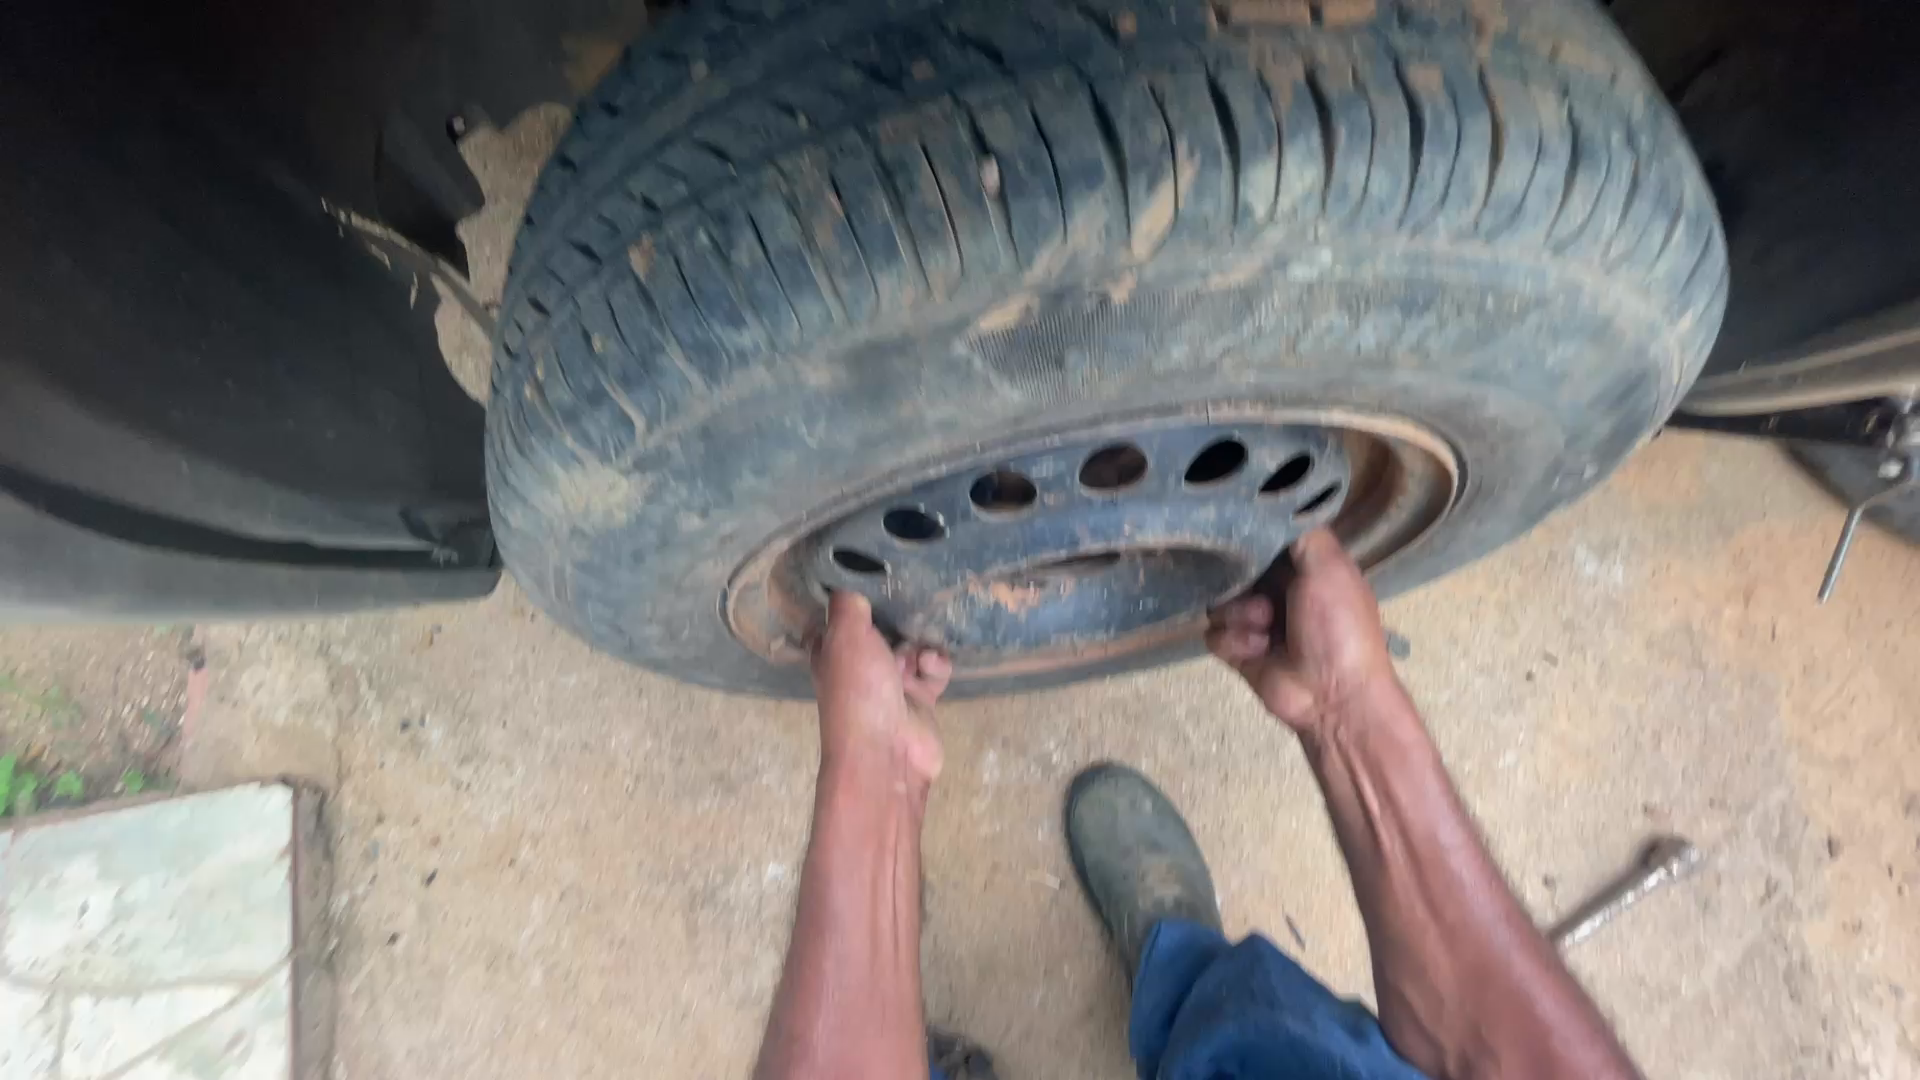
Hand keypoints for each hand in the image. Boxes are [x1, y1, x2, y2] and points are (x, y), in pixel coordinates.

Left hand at [811, 591, 951, 786]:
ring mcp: (891, 681)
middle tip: (915, 595)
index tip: (875, 570)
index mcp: (833, 648)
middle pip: (883, 624)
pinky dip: (936, 664)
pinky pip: (934, 668)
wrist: (887, 753)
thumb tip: (847, 575)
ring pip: (913, 643)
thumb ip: (848, 602)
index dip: (856, 594)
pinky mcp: (920, 696)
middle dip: (900, 613)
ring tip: (921, 645)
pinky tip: (931, 667)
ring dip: (921, 640)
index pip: (842, 612)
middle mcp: (860, 663)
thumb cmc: (858, 690)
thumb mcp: (845, 635)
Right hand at [1207, 528, 1398, 736]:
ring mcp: (1254, 621)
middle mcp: (1276, 591)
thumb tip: (1275, 504)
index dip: (1250, 537)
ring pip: (1218, 601)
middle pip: (1232, 569)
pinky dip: (1233, 641)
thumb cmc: (1338, 627)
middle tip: (1257, 594)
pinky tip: (1256, 650)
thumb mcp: (1330, 567)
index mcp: (1303, 569)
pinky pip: (1212, 633)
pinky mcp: (1236, 649)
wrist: (1332, 695)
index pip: (1263, 539)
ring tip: (1262, 629)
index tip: (1238, 534)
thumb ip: (1303, 532)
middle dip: (1238, 581)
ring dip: (1238, 615)